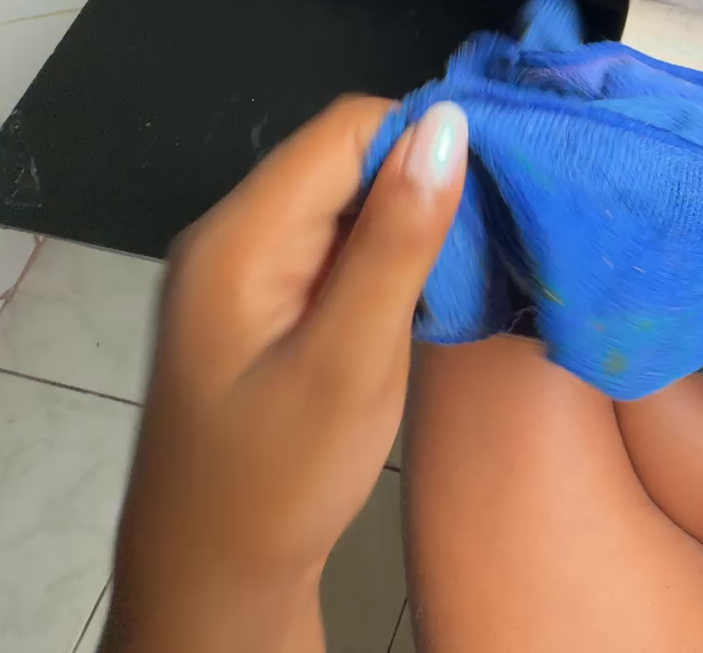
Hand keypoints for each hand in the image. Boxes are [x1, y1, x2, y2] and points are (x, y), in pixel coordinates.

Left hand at [106, 96, 467, 651]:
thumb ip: (399, 237)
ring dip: (410, 216)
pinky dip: (391, 247)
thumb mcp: (352, 355)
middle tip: (482, 233)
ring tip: (461, 260)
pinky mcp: (269, 292)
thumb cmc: (282, 476)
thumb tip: (448, 125)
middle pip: (346, 155)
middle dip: (420, 179)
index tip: (486, 189)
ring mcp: (249, 263)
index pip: (348, 128)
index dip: (424, 141)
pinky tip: (422, 284)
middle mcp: (235, 232)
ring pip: (349, 194)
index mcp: (241, 236)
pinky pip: (341, 235)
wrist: (215, 577)